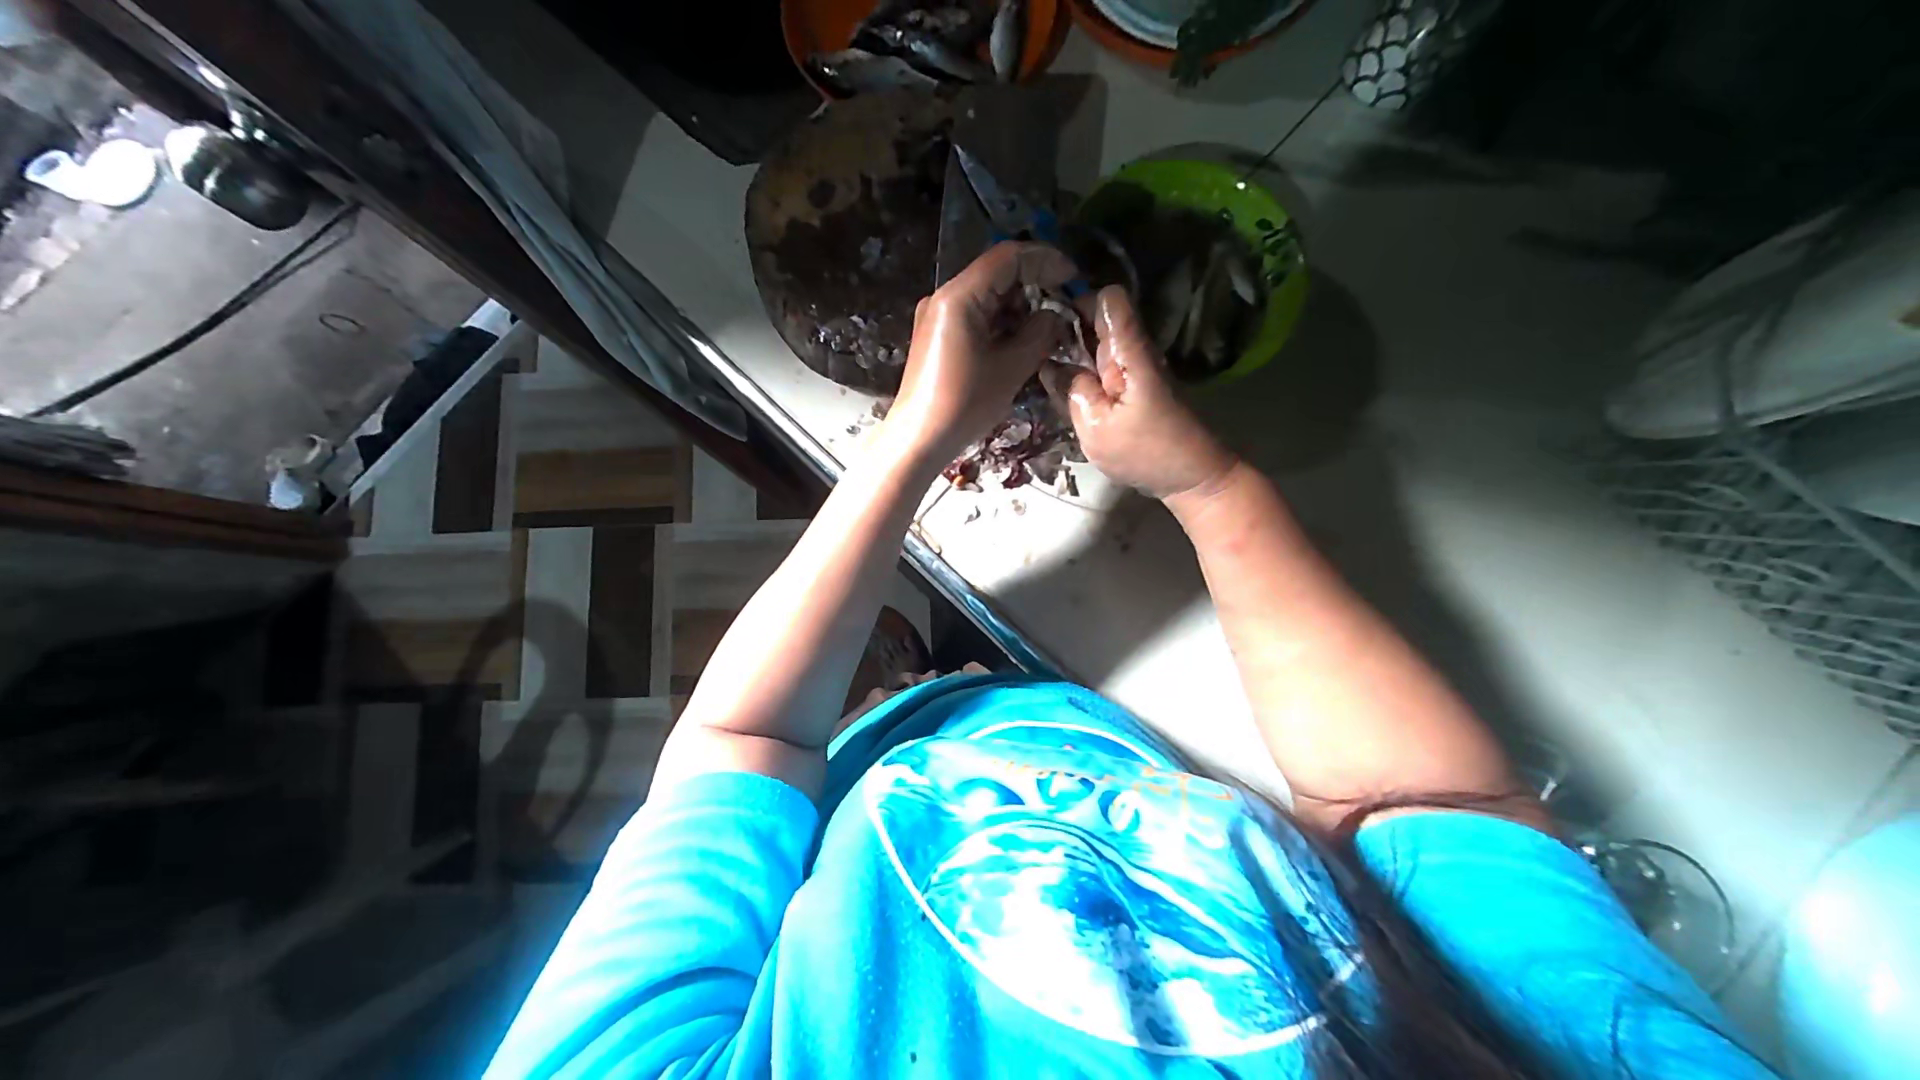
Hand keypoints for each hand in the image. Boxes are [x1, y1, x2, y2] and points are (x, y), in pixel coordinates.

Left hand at [882, 242, 1076, 466]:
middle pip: (997, 275)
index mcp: (959, 296)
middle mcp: (944, 297)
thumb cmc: (964, 403)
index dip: (1046, 261)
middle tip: (1064, 309)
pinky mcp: (938, 336)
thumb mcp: (1011, 368)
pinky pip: (976, 316)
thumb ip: (1040, 333)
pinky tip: (1021, 343)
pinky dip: (1002, 323)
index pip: (1008, 258)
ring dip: (1020, 308)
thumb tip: (1055, 315)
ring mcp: (938, 316)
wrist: (919, 439)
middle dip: (1035, 286)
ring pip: (988, 296)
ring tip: (1047, 331)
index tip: (1073, 279)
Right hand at [1040, 286, 1238, 500]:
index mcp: (1129, 352)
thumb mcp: (1097, 428)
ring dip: (1070, 346)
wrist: (1193, 475)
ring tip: (1036, 357)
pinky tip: (1059, 381)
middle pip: (1098, 317)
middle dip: (1065, 321)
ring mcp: (1132, 368)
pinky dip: (1080, 367)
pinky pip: (1101, 365)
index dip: (1077, 297)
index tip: (1046, 311)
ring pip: (1096, 342)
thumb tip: (1052, 366)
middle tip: (1029, 340)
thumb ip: (1073, 392)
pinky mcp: (1131, 387)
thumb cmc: (1147, 452)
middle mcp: (1132, 351)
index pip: (1108, 300)